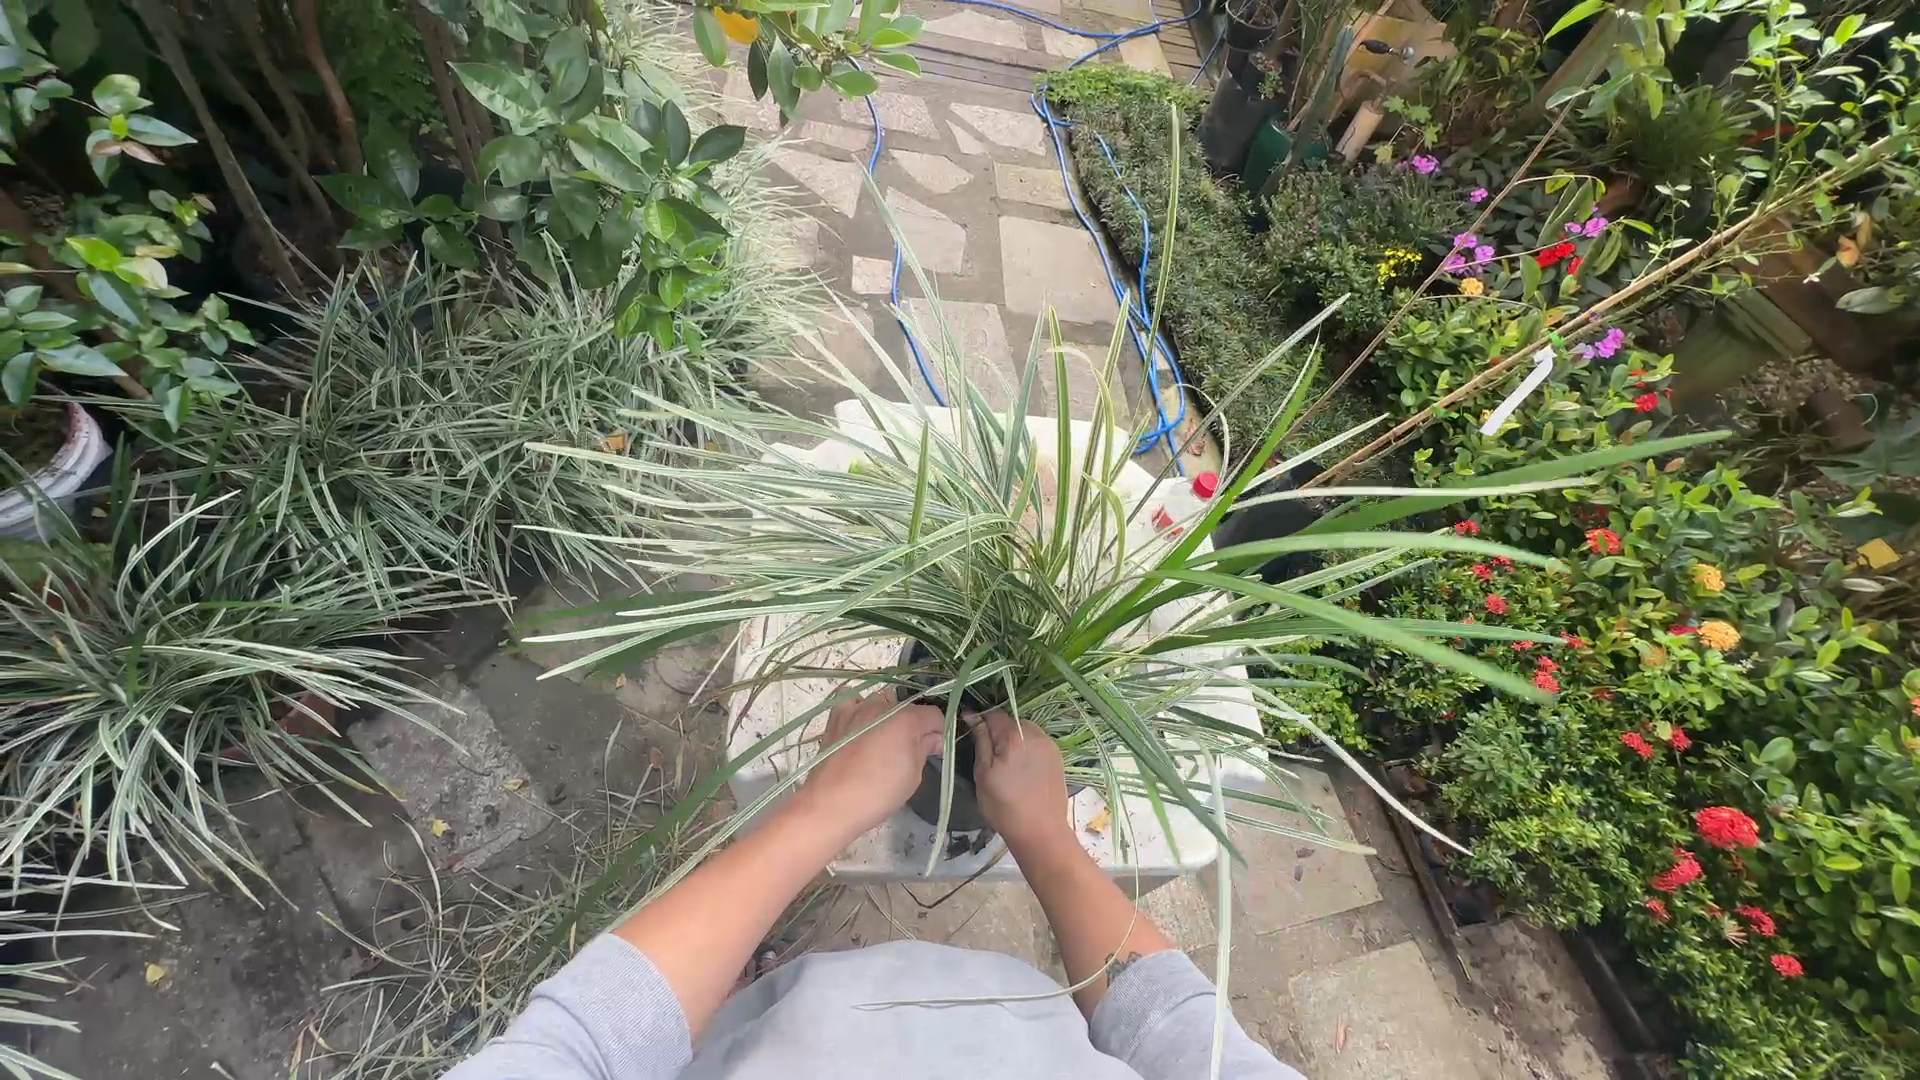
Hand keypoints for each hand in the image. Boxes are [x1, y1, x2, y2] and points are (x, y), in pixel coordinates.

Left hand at [793, 691, 943, 837]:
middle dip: (912, 726)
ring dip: (887, 716)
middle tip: (906, 752)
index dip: (937, 733)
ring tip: (881, 741)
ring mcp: (857, 708)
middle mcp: (882, 706)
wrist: (830, 804)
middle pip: (907, 708)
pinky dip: (858, 707)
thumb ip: (924, 750)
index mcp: (906, 719)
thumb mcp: (913, 776)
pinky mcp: (837, 715)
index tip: (933, 751)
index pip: (933, 716)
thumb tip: (933, 738)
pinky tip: (859, 723)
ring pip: (881, 701)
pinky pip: (852, 700)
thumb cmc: (877, 794)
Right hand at [968, 711, 1071, 852]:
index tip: (973, 734)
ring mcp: (1049, 744)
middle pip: (1011, 721)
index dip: (981, 721)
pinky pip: (1037, 742)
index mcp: (1014, 736)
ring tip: (1009, 764)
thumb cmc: (1005, 806)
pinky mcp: (1058, 756)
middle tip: (991, 757)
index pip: (994, 714)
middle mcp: (1035, 734)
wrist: (1041, 832)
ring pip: (1025, 730)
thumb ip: (980, 741)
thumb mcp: (983, 774)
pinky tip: (1023, 769)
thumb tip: (973, 715)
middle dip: (999, 732)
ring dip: (1015, 739)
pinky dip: (1028, 748)